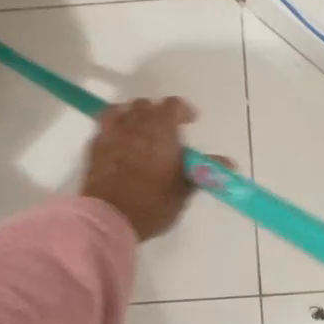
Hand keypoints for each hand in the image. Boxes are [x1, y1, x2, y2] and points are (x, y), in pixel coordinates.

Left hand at [80, 98, 196, 240]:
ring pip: (121, 111)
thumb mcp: (183, 190)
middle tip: (166, 132)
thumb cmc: (152, 204)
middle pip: (146, 105)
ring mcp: (110, 133)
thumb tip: (230, 163)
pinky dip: (114, 131)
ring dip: (132, 117)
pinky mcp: (93, 148)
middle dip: (157, 114)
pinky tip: (119, 146)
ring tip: (138, 133)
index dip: (183, 111)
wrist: (108, 218)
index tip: (191, 121)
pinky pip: (105, 128)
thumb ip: (203, 172)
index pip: (173, 105)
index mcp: (160, 128)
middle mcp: (134, 123)